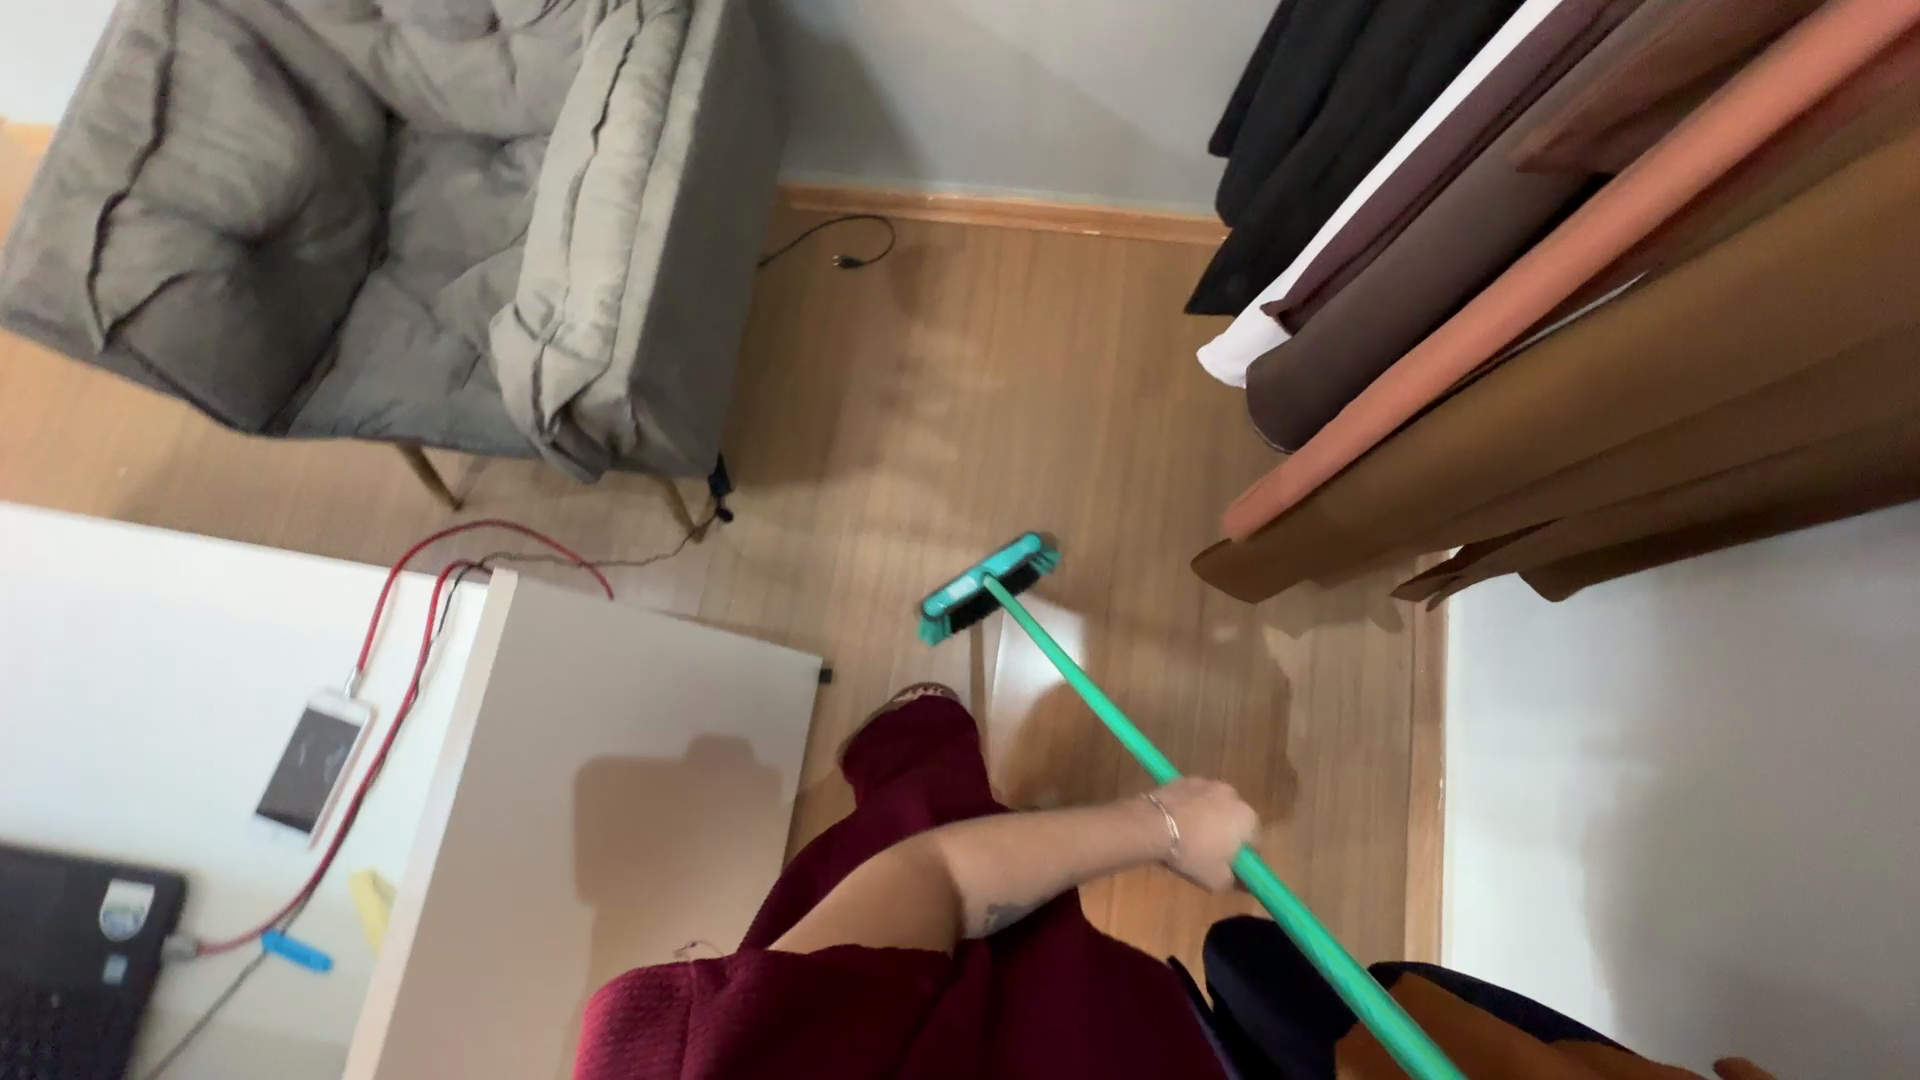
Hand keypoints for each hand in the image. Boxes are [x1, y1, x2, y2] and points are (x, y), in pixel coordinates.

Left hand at [1147, 777, 1257, 891]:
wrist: (1153, 824)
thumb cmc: (1193, 853)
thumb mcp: (1218, 880)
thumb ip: (1236, 881)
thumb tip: (1242, 881)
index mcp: (1247, 818)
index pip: (1255, 840)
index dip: (1244, 855)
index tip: (1231, 865)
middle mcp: (1232, 795)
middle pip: (1235, 818)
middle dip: (1226, 832)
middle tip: (1210, 850)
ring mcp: (1207, 782)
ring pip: (1214, 804)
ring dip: (1208, 816)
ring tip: (1190, 833)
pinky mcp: (1184, 778)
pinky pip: (1194, 796)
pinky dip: (1190, 805)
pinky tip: (1177, 819)